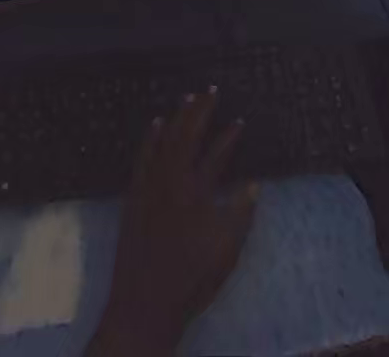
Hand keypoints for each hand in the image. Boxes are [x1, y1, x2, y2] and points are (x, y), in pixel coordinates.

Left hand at [87, 90, 257, 356]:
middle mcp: (172, 178)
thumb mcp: (226, 248)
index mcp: (196, 190)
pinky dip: (150, 137)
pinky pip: (143, 155)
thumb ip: (240, 212)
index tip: (240, 118)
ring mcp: (150, 182)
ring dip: (177, 118)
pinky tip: (155, 123)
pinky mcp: (134, 192)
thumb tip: (254, 184)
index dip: (229, 135)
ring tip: (188, 98)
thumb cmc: (192, 276)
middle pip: (187, 135)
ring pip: (164, 139)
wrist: (146, 298)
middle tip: (211, 89)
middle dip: (201, 111)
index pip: (216, 153)